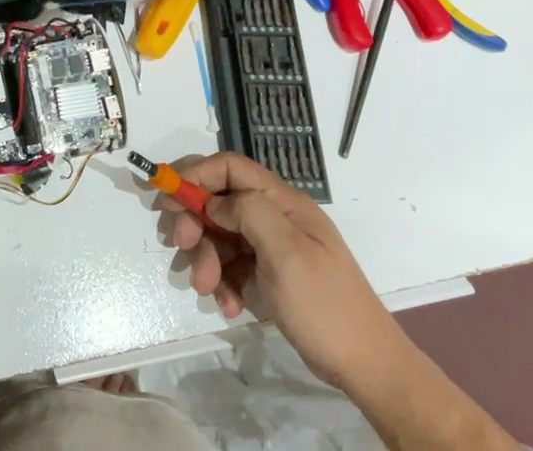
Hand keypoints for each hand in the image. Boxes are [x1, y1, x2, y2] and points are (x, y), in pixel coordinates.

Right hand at [163, 152, 415, 393]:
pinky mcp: (266, 276)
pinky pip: (229, 268)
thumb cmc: (325, 304)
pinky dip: (222, 284)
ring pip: (218, 237)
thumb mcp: (286, 252)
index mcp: (283, 203)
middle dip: (194, 223)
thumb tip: (214, 202)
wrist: (363, 365)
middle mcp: (274, 219)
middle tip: (180, 246)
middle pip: (218, 202)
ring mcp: (270, 248)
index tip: (169, 199)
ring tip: (208, 290)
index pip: (230, 167)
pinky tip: (229, 306)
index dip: (196, 175)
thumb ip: (248, 212)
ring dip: (204, 260)